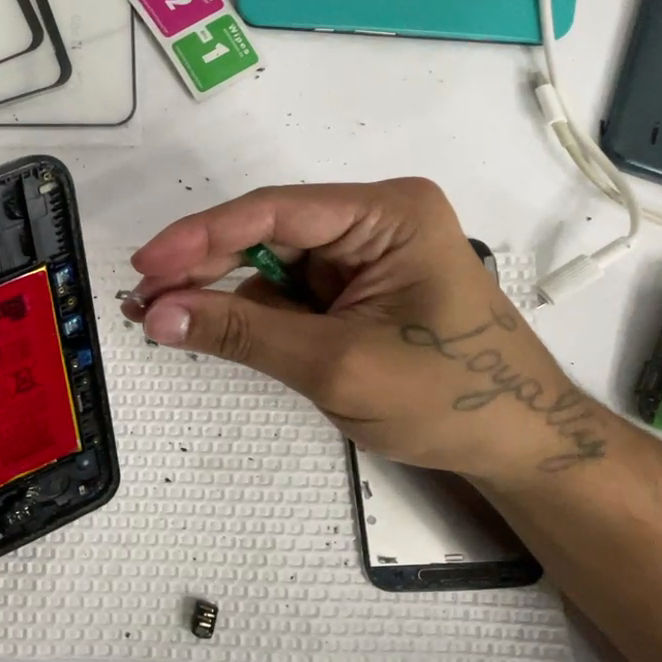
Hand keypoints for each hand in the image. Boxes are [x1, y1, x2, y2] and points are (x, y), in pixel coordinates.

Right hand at [123, 178, 619, 486]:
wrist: (521, 449)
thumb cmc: (449, 398)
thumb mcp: (336, 364)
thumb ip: (242, 334)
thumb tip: (155, 315)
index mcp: (386, 215)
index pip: (274, 212)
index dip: (200, 236)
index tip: (145, 266)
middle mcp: (369, 223)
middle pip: (261, 234)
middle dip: (200, 267)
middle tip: (140, 300)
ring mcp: (357, 259)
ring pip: (262, 264)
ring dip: (211, 291)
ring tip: (155, 316)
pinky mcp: (345, 294)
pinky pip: (277, 294)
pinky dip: (236, 312)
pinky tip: (196, 324)